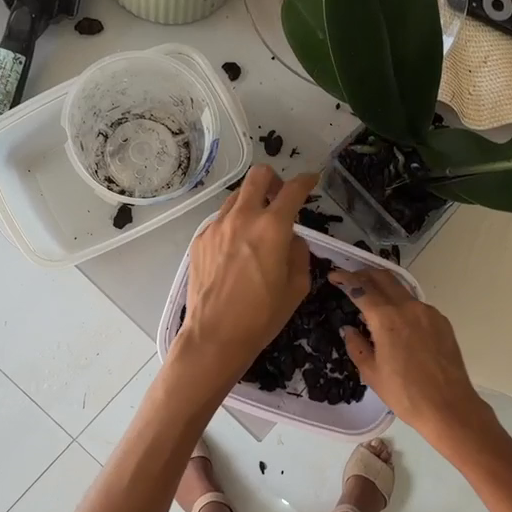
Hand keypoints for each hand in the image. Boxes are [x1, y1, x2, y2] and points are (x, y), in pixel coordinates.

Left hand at [171, 167, 318, 389]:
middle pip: (258, 176)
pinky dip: (233, 225)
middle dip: (274, 180)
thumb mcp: (297, 287)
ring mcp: (216, 226)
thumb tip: (291, 239)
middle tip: (280, 197)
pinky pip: (220, 220)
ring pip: (237, 196)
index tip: (312, 181)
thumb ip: (299, 252)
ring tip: (257, 227)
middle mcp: (243, 217)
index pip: (293, 190)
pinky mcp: (200, 240)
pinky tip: (236, 251)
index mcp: (272, 227)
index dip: (307, 181)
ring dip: (252, 202)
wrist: (214, 336)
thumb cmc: (262, 316)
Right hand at [329, 267, 488, 439]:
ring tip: (372, 298)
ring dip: (384, 287)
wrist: (449, 406)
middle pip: (383, 278)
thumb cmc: (405, 394)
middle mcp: (408, 307)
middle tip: (351, 279)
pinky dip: (402, 305)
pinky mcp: (441, 321)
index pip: (361, 288)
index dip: (345, 278)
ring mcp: (428, 312)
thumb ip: (357, 346)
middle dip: (364, 274)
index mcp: (387, 319)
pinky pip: (417, 305)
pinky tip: (398, 321)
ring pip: (401, 290)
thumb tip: (349, 329)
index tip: (334, 276)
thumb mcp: (372, 373)